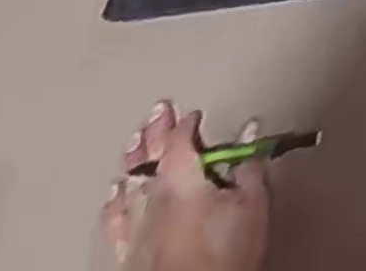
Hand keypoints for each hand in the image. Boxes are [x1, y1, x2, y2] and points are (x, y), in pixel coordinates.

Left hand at [102, 101, 268, 270]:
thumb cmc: (225, 258)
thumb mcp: (252, 203)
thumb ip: (249, 163)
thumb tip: (250, 132)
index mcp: (184, 182)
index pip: (181, 141)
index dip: (188, 124)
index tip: (194, 114)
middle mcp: (155, 201)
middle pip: (152, 156)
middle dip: (156, 130)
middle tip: (158, 110)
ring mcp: (136, 229)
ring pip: (129, 184)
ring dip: (132, 159)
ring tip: (133, 141)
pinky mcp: (126, 256)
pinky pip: (113, 222)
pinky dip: (113, 202)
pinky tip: (113, 193)